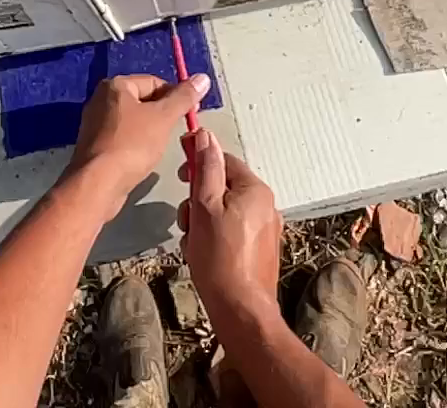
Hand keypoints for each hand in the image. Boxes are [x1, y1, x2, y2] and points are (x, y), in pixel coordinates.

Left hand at [67, 74, 209, 219]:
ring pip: (133, 121)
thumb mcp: (164, 118)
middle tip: (176, 131)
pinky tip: (142, 158)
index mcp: (116, 85)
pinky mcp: (94, 146)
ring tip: (160, 146)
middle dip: (163, 115)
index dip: (177, 96)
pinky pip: (122, 138)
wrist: (98, 184)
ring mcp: (94, 123)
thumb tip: (202, 77)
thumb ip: (184, 97)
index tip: (192, 113)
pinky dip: (135, 144)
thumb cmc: (132, 145)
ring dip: (150, 131)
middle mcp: (101, 99)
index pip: (155, 82)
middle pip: (143, 100)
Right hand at [178, 128, 280, 323]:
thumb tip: (206, 135)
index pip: (224, 160)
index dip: (200, 163)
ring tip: (193, 242)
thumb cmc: (219, 256)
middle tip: (186, 220)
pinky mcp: (261, 251)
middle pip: (224, 186)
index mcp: (255, 189)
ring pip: (226, 210)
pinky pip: (233, 230)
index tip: (180, 175)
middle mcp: (266, 205)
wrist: (241, 311)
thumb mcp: (205, 206)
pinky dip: (215, 235)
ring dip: (203, 219)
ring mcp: (266, 229)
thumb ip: (206, 169)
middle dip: (199, 199)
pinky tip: (203, 254)